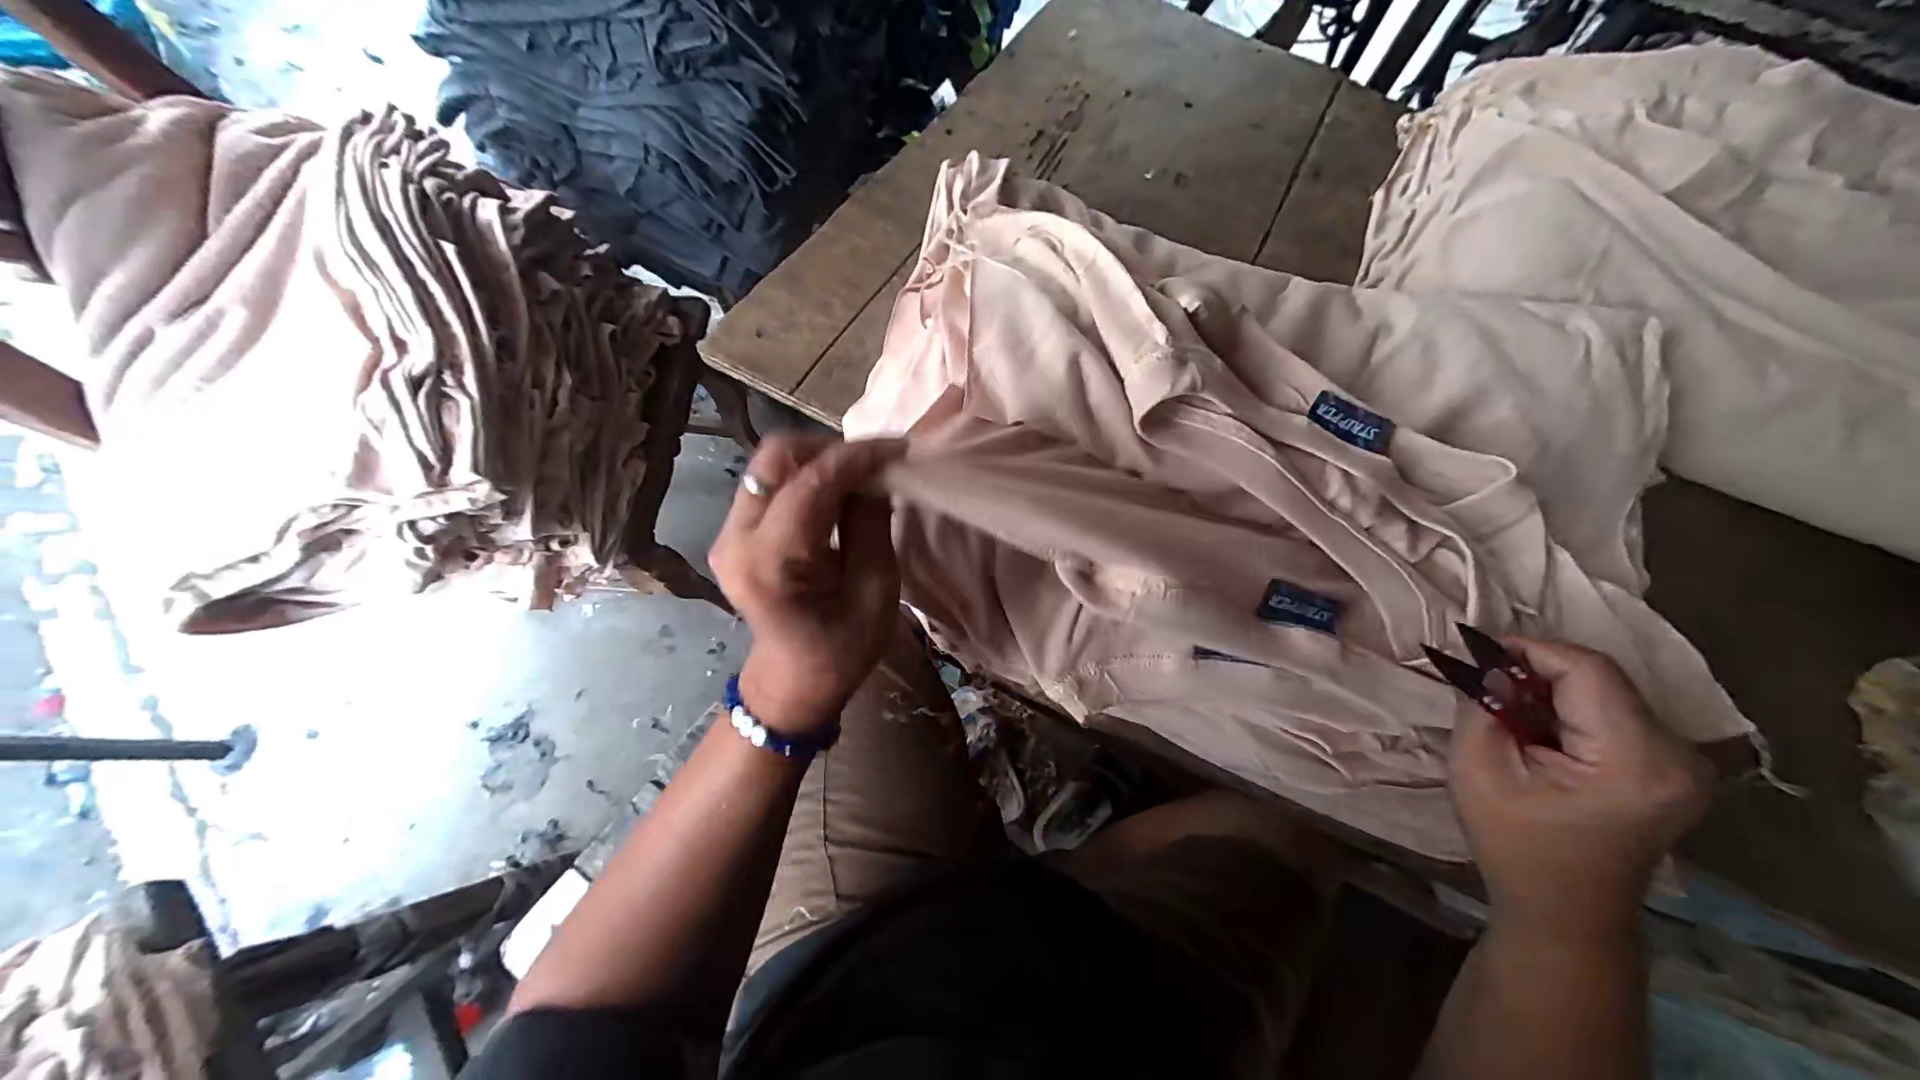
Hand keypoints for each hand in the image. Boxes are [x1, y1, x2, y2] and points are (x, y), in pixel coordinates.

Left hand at [708, 434, 906, 736]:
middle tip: (875, 463)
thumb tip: (875, 475)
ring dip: (818, 460)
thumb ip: (872, 523)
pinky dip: (805, 476)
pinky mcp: (733, 532)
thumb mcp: (876, 590)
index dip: (859, 456)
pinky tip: (836, 491)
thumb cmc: (842, 649)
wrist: (793, 680)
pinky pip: (769, 483)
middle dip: (831, 449)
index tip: (900, 448)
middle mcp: (736, 539)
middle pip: (776, 457)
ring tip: (860, 475)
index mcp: (770, 562)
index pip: (812, 483)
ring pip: (770, 464)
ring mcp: (727, 534)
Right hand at [1449, 639, 1712, 935]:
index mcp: (1635, 760)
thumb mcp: (1477, 770)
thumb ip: (1482, 706)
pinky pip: (1616, 711)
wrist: (1566, 912)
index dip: (1530, 648)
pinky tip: (1537, 728)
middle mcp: (1679, 756)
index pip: (1589, 669)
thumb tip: (1489, 664)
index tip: (1478, 649)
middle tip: (1484, 680)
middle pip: (1602, 677)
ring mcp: (1685, 764)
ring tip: (1506, 707)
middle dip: (1537, 670)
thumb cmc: (1515, 845)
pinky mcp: (1674, 768)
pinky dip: (1569, 708)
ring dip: (1551, 688)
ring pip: (1608, 690)